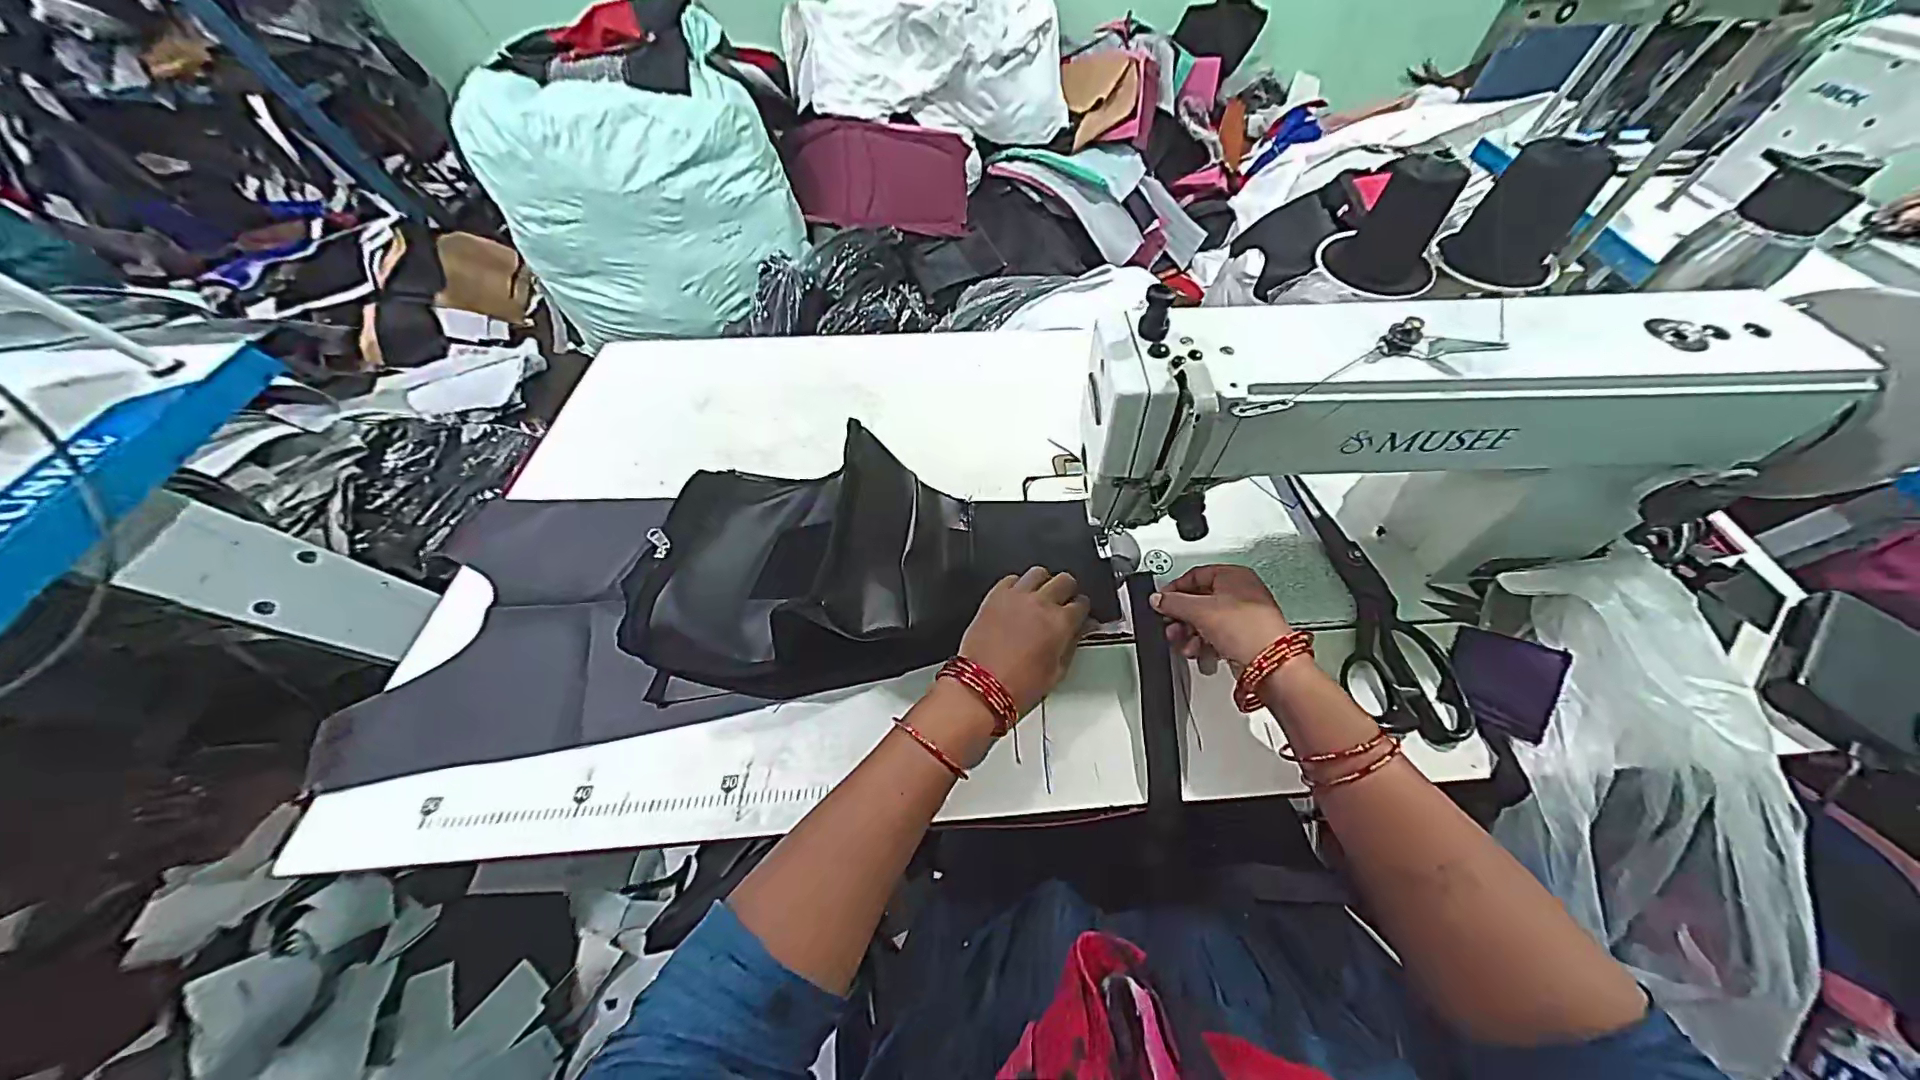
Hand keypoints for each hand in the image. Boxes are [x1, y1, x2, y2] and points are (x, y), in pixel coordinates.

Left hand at [958, 566, 1091, 716]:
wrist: (982, 687)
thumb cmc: (1017, 685)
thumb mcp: (1057, 671)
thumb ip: (1072, 643)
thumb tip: (1080, 631)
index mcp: (1061, 623)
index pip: (1082, 603)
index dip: (1082, 610)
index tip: (1079, 615)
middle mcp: (1040, 604)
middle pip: (1064, 580)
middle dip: (1068, 590)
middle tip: (1063, 602)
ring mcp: (1016, 597)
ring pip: (1038, 573)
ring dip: (1043, 582)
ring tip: (1040, 596)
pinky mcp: (994, 597)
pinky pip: (1010, 579)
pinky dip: (1017, 585)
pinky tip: (1017, 597)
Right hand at [1150, 564, 1292, 673]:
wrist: (1270, 663)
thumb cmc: (1248, 629)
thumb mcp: (1199, 610)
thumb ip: (1173, 603)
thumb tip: (1158, 599)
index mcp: (1234, 576)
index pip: (1195, 575)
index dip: (1175, 589)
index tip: (1162, 601)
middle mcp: (1241, 593)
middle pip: (1199, 600)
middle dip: (1181, 617)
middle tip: (1172, 625)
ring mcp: (1243, 616)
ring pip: (1206, 621)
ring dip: (1190, 634)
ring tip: (1185, 642)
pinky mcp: (1244, 637)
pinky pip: (1216, 636)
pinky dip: (1204, 644)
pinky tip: (1199, 652)